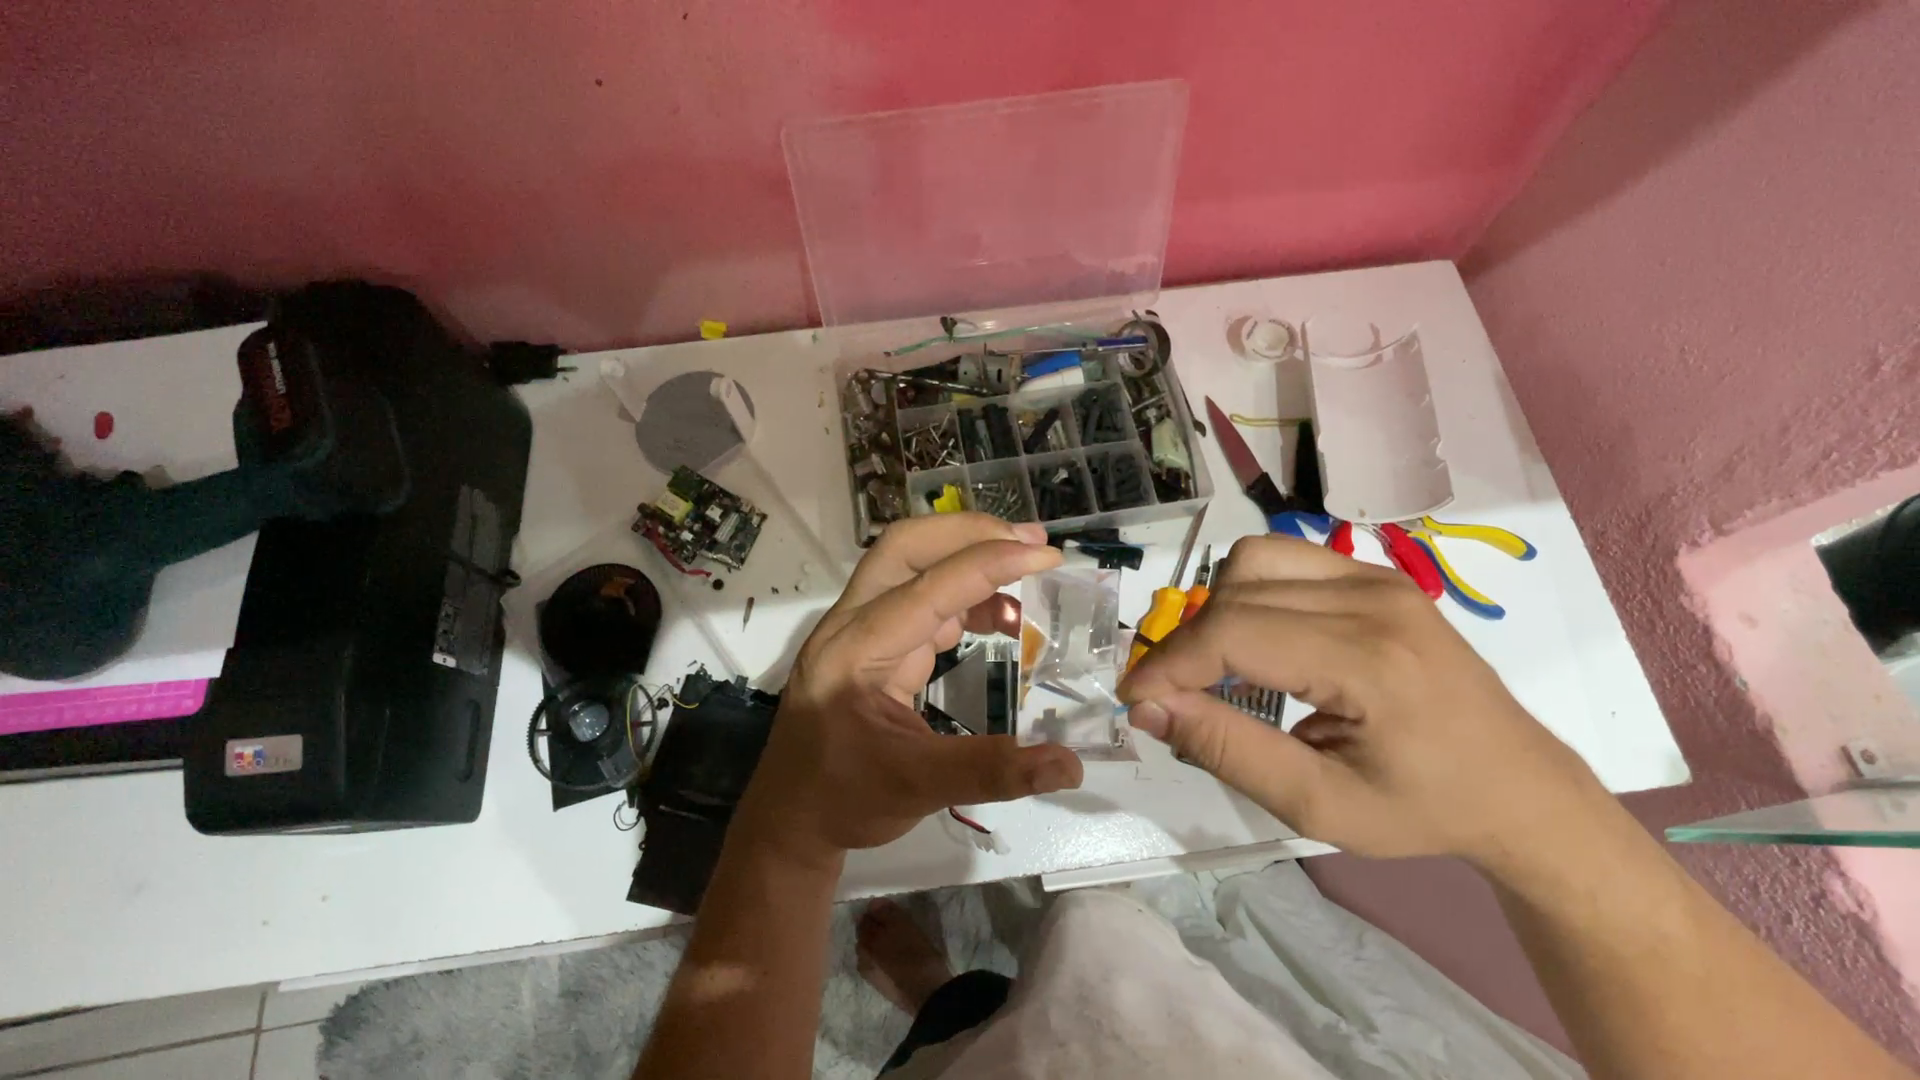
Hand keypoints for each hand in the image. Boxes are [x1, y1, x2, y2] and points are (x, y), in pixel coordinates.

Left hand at [734, 514, 1083, 866]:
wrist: (790, 818)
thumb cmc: (843, 800)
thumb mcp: (918, 788)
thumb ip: (993, 772)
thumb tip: (1070, 766)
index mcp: (857, 651)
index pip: (930, 587)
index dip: (992, 565)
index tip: (1049, 556)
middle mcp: (852, 625)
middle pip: (906, 547)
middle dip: (970, 533)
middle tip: (1032, 542)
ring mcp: (858, 631)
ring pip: (910, 565)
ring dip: (967, 559)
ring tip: (1027, 572)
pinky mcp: (871, 644)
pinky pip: (917, 598)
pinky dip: (961, 595)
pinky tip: (999, 616)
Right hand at [1117, 535, 1606, 866]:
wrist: (1519, 788)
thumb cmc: (1424, 809)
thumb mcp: (1320, 804)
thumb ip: (1229, 750)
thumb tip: (1150, 707)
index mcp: (1369, 660)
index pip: (1235, 633)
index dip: (1170, 664)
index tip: (1134, 701)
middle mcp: (1374, 599)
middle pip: (1236, 593)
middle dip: (1185, 645)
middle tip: (1173, 699)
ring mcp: (1379, 577)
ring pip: (1254, 561)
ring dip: (1216, 611)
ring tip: (1218, 669)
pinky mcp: (1378, 574)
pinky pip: (1284, 559)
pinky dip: (1248, 594)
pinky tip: (1258, 643)